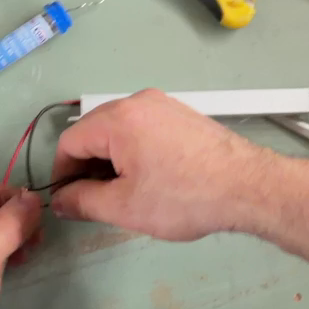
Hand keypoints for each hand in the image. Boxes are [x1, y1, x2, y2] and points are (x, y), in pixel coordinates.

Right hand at [49, 89, 287, 240]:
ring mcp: (163, 104)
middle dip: (86, 166)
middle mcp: (138, 101)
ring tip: (124, 193)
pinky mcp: (182, 114)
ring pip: (119, 130)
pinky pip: (143, 128)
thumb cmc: (183, 197)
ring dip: (111, 160)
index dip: (62, 173)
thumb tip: (60, 200)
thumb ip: (83, 201)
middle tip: (95, 201)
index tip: (67, 201)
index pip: (69, 141)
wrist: (248, 186)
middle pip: (94, 131)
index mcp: (118, 118)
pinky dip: (134, 150)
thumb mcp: (125, 207)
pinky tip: (149, 178)